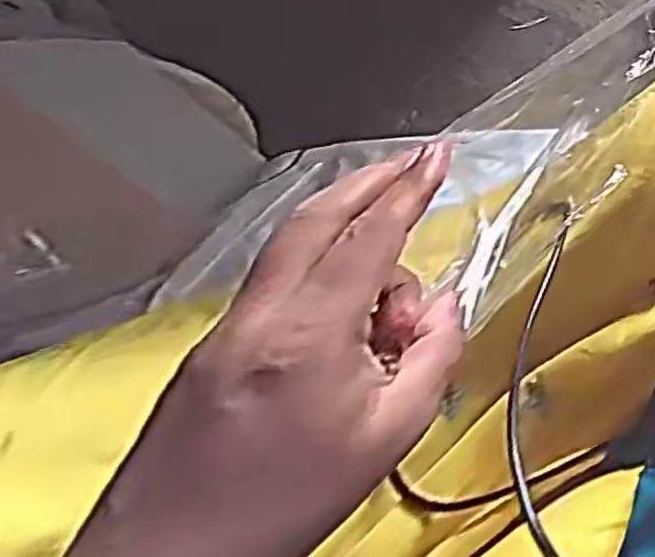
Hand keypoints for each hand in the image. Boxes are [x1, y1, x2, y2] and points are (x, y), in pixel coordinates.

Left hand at [68, 144, 463, 556]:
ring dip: (357, 250)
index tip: (439, 154)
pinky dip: (326, 274)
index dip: (411, 188)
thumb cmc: (290, 500)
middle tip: (414, 162)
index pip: (370, 237)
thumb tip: (444, 306)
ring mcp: (226, 331)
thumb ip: (438, 351)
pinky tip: (353, 322)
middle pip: (315, 220)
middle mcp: (260, 318)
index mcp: (308, 334)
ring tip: (394, 319)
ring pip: (300, 252)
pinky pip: (282, 284)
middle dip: (370, 181)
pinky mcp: (210, 350)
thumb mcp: (396, 429)